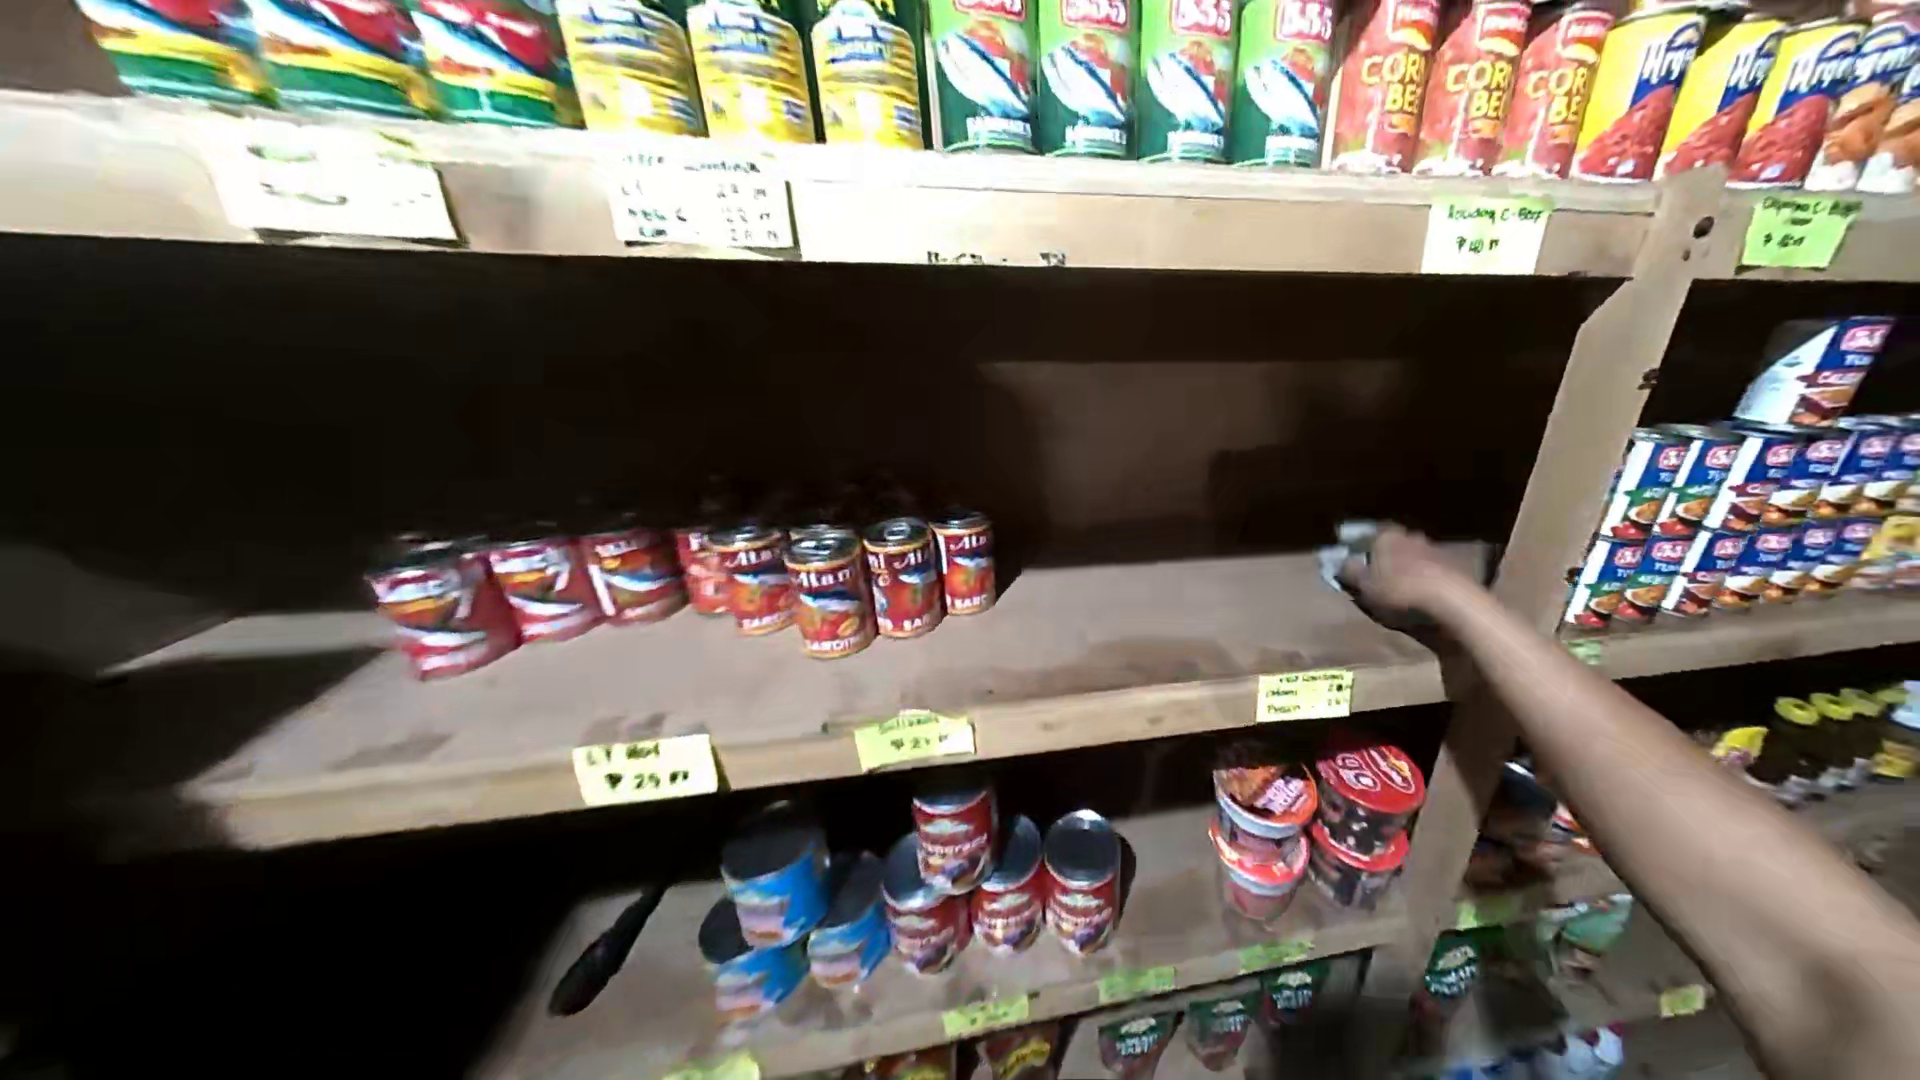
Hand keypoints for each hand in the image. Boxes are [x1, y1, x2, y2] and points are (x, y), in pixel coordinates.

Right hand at [1342, 525, 1472, 615]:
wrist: (1453, 602)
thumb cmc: (1398, 589)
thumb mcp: (1362, 584)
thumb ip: (1349, 571)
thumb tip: (1341, 563)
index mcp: (1386, 536)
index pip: (1368, 534)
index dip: (1360, 547)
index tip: (1355, 562)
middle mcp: (1411, 536)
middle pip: (1393, 545)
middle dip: (1385, 558)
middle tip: (1376, 576)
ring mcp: (1437, 550)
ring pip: (1414, 557)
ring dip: (1407, 569)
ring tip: (1400, 590)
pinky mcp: (1457, 567)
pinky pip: (1433, 571)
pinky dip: (1425, 580)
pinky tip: (1421, 596)